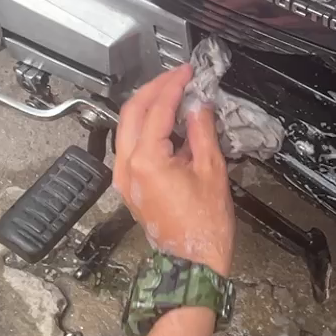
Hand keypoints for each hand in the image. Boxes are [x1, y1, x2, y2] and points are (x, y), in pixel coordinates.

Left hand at [112, 65, 234, 274]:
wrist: (192, 262)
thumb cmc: (203, 225)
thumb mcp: (211, 170)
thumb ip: (201, 131)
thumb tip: (197, 105)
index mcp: (147, 161)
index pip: (156, 109)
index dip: (173, 85)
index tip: (187, 72)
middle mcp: (127, 167)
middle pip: (132, 111)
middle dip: (155, 88)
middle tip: (178, 76)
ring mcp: (124, 177)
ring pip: (127, 126)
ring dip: (149, 105)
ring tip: (174, 94)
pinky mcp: (129, 184)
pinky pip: (131, 144)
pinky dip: (147, 125)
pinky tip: (168, 121)